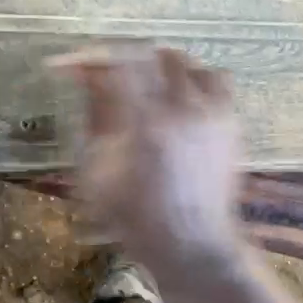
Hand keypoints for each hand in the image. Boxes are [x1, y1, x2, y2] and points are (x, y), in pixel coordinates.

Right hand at [62, 45, 246, 282]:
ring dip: (165, 67)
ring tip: (149, 84)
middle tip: (108, 75)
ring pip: (192, 64)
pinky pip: (218, 83)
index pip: (117, 64)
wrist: (193, 248)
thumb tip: (87, 79)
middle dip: (126, 59)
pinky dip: (197, 83)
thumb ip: (94, 119)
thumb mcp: (97, 174)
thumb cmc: (136, 219)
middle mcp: (185, 109)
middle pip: (156, 55)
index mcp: (146, 122)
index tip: (69, 64)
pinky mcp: (233, 126)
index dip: (89, 57)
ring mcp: (215, 115)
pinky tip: (180, 102)